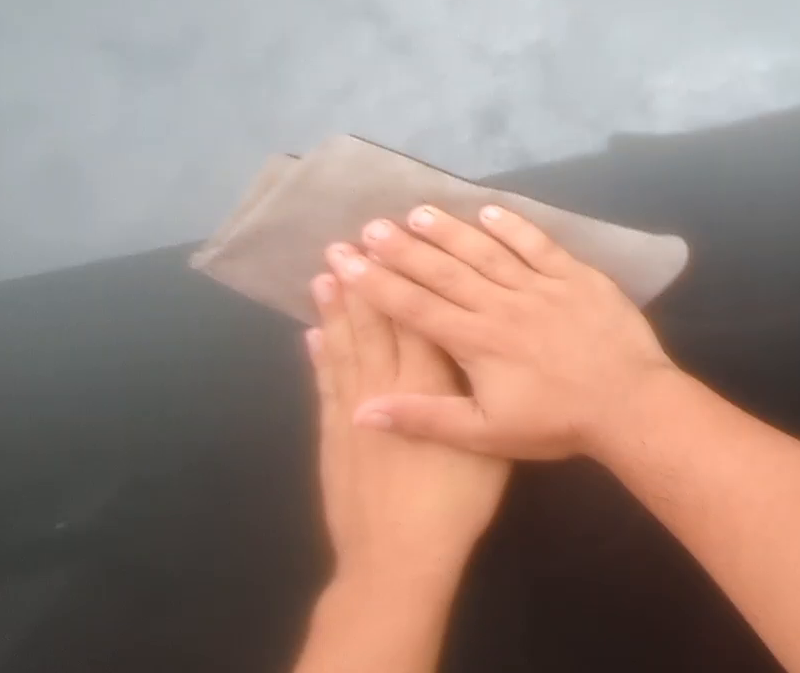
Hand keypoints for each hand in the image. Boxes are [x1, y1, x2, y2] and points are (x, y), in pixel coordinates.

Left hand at [306, 270, 510, 595]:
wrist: (401, 555)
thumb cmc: (460, 496)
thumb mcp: (487, 435)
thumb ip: (471, 384)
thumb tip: (465, 341)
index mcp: (429, 382)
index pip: (416, 318)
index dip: (403, 280)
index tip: (392, 245)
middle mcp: (387, 385)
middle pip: (374, 324)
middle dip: (363, 282)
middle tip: (348, 243)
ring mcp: (355, 409)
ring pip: (345, 346)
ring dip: (335, 309)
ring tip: (326, 274)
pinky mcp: (334, 435)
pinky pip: (325, 384)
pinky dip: (319, 356)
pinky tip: (313, 334)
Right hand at [323, 205, 677, 461]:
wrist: (628, 402)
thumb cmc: (557, 422)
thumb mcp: (486, 434)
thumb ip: (425, 418)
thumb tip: (362, 407)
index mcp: (477, 342)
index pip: (415, 308)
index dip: (375, 283)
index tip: (342, 260)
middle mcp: (503, 306)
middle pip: (445, 272)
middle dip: (404, 249)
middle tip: (370, 226)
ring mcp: (542, 287)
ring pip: (488, 252)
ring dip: (452, 231)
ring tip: (419, 212)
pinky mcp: (577, 276)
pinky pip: (540, 245)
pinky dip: (514, 227)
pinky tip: (491, 210)